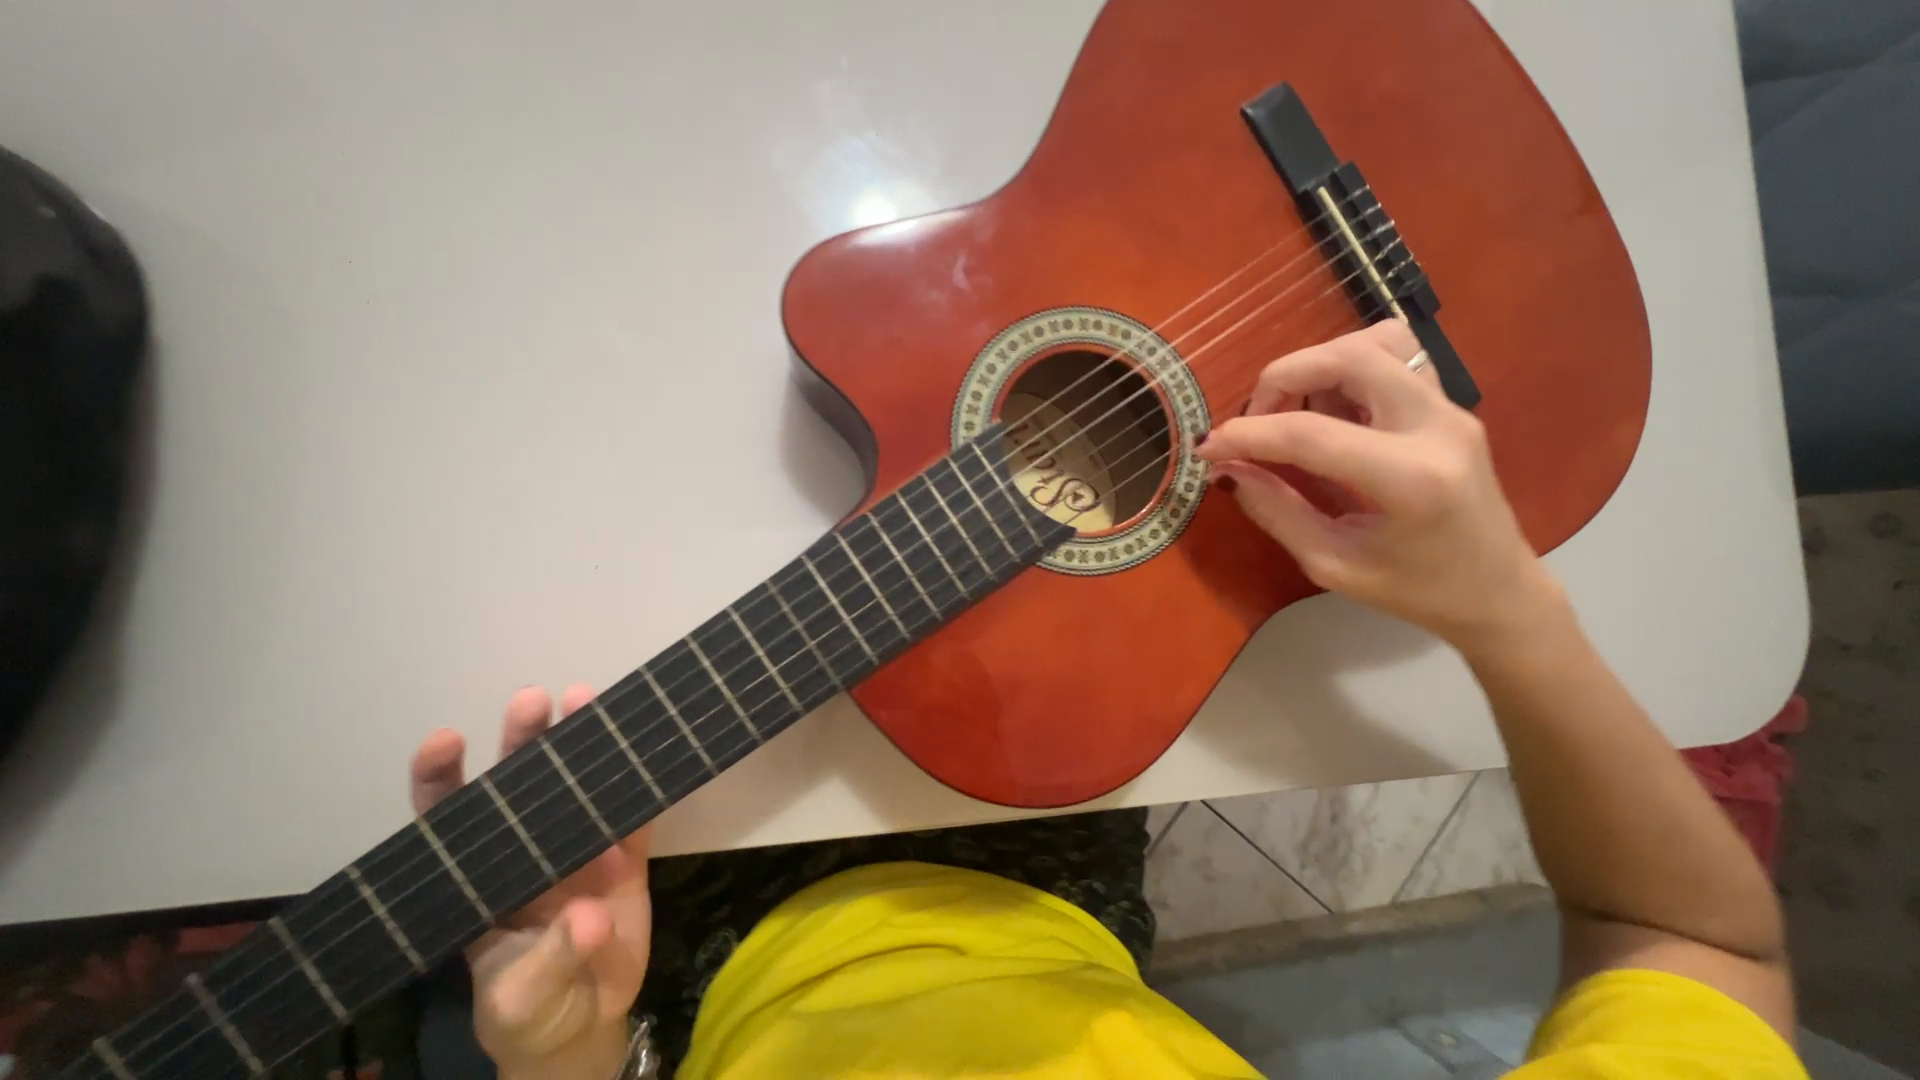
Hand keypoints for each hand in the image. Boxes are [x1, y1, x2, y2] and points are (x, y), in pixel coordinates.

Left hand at [410, 686, 652, 1079]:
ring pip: (578, 790)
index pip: (452, 822)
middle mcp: (527, 854)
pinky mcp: (627, 860)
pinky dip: (638, 791)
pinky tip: (642, 748)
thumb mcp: (522, 1001)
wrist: (585, 1027)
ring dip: (582, 747)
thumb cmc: (529, 1015)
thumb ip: (551, 959)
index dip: (443, 778)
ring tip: (585, 699)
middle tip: (534, 699)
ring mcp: (581, 853)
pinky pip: (634, 820)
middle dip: (522, 741)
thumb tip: (591, 914)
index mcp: (482, 881)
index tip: (447, 739)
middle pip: (519, 789)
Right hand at [1195, 321, 1562, 653]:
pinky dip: (1349, 368)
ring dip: (1319, 365)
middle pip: (1348, 357)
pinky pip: (1395, 357)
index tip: (1208, 449)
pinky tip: (1332, 408)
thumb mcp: (1332, 564)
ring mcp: (1450, 408)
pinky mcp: (1449, 405)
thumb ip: (1276, 511)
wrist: (1497, 591)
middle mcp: (1435, 428)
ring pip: (1376, 342)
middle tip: (1255, 421)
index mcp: (1408, 480)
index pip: (1310, 434)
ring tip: (1296, 410)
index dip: (1246, 435)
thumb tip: (1229, 468)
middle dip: (1282, 379)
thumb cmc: (1415, 591)